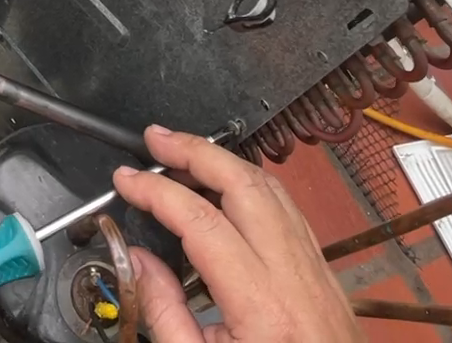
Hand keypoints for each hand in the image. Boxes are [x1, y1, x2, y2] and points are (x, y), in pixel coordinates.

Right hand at [114, 126, 363, 342]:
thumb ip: (164, 312)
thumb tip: (137, 258)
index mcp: (264, 309)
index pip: (202, 222)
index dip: (156, 191)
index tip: (125, 180)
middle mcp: (297, 280)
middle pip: (246, 185)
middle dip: (195, 151)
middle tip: (155, 139)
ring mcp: (319, 274)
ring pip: (272, 189)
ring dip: (222, 161)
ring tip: (181, 153)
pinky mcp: (326, 278)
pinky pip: (288, 210)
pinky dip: (249, 183)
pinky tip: (223, 185)